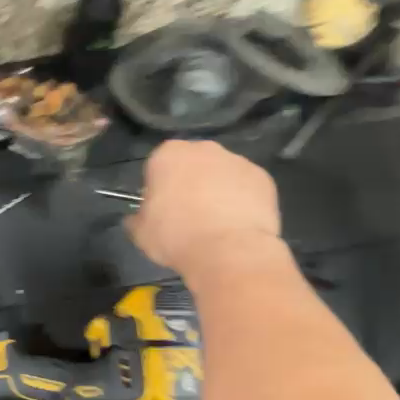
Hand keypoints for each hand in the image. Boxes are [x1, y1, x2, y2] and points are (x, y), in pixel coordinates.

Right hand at [127, 140, 280, 276]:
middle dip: (188, 184)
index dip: (157, 189)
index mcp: (168, 154)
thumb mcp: (140, 233)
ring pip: (220, 174)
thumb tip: (136, 218)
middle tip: (187, 216)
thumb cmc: (176, 236)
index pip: (156, 166)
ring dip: (215, 191)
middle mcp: (204, 148)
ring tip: (215, 224)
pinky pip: (245, 187)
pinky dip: (240, 201)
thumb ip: (136, 218)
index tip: (160, 210)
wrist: (229, 250)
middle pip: (191, 164)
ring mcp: (237, 160)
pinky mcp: (263, 177)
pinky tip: (235, 225)